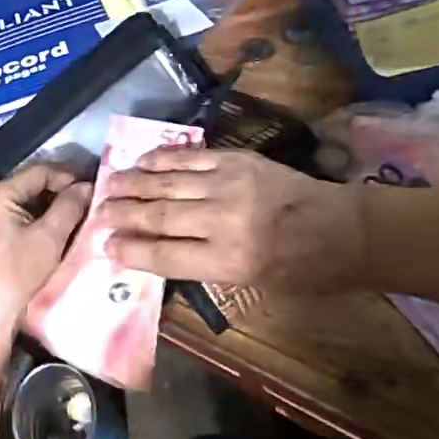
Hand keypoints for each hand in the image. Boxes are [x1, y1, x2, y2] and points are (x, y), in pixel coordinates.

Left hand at [0, 164, 92, 325]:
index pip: (41, 171)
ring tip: (87, 214)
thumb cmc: (18, 272)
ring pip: (36, 203)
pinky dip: (50, 222)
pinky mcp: (2, 237)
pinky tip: (70, 230)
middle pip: (37, 186)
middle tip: (94, 200)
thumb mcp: (50, 236)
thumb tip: (88, 185)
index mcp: (0, 194)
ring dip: (60, 208)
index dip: (70, 176)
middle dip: (66, 192)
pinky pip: (31, 219)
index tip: (96, 186)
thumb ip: (70, 205)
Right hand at [97, 149, 366, 292]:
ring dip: (134, 182)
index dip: (129, 250)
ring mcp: (229, 184)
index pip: (164, 255)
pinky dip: (163, 157)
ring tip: (108, 183)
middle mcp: (223, 222)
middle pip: (159, 215)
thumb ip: (203, 266)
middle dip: (122, 213)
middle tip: (96, 210)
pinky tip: (143, 159)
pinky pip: (190, 155)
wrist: (342, 229)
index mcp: (228, 262)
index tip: (105, 245)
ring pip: (168, 182)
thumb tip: (156, 250)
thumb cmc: (299, 269)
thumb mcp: (250, 284)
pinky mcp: (237, 159)